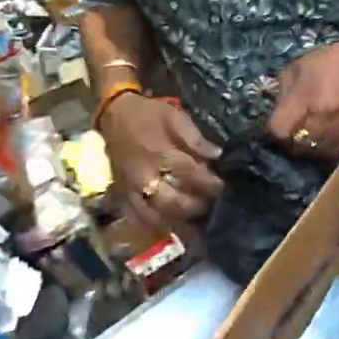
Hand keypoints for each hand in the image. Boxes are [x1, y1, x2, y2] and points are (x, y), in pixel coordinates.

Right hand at [100, 93, 223, 225]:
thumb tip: (216, 155)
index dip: (210, 184)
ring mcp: (132, 190)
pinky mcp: (123, 195)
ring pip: (158, 217)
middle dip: (197, 206)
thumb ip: (195, 137)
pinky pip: (139, 218)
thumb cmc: (147, 114)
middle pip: (175, 203)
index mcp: (159, 156)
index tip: (224, 187)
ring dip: (179, 219)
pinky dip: (156, 224)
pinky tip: (171, 222)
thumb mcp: (174, 116)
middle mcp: (144, 178)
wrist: (115, 114)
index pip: (191, 176)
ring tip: (195, 215)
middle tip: (212, 203)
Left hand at [266, 42, 338, 158]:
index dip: (273, 129)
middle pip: (295, 143)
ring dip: (307, 143)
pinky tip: (325, 132)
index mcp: (304, 97)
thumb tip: (275, 112)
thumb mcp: (297, 68)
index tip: (276, 124)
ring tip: (309, 131)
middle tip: (292, 128)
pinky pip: (332, 149)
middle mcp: (321, 117)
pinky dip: (325, 144)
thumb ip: (282, 92)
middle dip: (290, 137)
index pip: (278, 129)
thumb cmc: (328, 63)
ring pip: (314, 149)